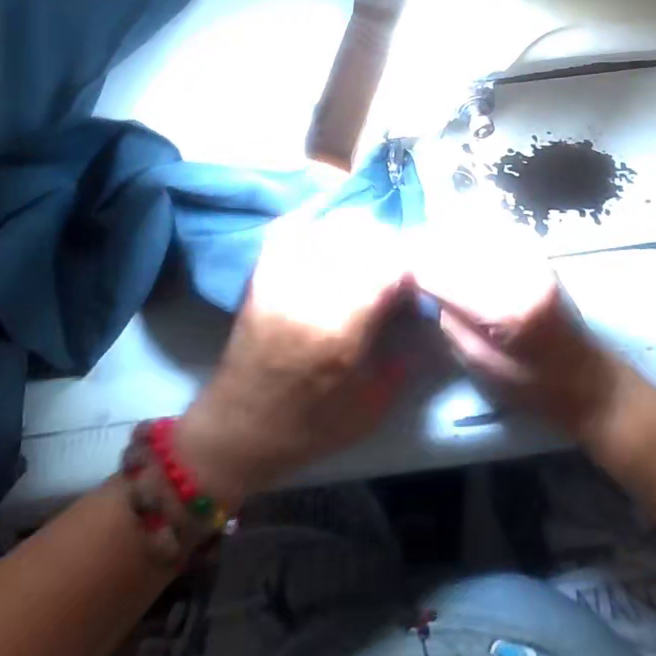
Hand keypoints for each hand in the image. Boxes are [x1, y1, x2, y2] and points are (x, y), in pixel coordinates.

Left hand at [175, 209, 410, 504]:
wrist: (236, 429)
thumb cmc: (306, 429)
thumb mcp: (369, 409)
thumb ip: (401, 363)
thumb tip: (419, 319)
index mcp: (339, 332)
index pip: (387, 267)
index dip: (409, 266)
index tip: (415, 281)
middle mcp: (309, 296)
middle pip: (359, 238)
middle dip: (386, 245)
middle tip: (393, 265)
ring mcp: (280, 281)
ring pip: (326, 228)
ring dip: (355, 232)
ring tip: (365, 250)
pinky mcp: (260, 277)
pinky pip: (289, 231)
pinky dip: (314, 225)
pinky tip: (328, 235)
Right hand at [412, 217, 627, 440]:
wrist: (589, 378)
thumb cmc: (533, 386)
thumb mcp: (479, 363)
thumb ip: (450, 320)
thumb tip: (422, 286)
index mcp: (506, 309)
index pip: (442, 275)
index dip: (413, 271)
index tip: (392, 272)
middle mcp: (521, 273)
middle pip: (456, 246)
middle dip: (425, 249)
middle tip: (402, 255)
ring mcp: (534, 258)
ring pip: (474, 232)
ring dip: (446, 238)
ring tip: (425, 249)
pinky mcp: (538, 253)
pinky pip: (495, 231)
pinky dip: (471, 236)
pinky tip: (456, 246)